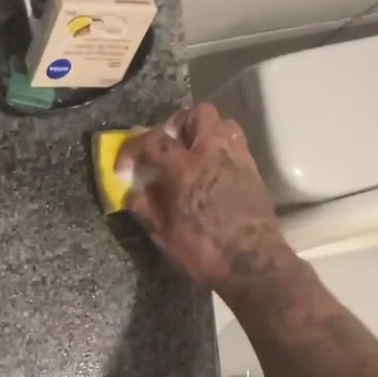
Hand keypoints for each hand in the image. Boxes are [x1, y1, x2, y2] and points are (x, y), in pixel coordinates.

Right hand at [116, 103, 290, 291]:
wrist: (251, 262)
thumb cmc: (203, 251)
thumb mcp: (164, 235)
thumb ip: (146, 208)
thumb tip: (133, 193)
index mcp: (184, 170)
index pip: (153, 141)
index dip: (133, 148)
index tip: (124, 166)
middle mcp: (212, 154)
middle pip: (197, 114)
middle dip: (177, 124)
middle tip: (167, 146)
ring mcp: (236, 158)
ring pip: (222, 122)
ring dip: (203, 131)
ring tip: (192, 154)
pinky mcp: (252, 169)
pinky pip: (235, 143)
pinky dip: (219, 147)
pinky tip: (211, 170)